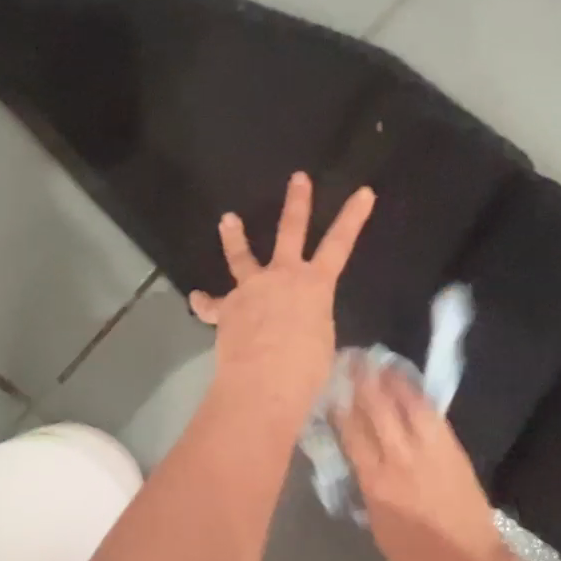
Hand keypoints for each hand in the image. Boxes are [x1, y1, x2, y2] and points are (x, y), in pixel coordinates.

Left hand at [189, 172, 374, 415]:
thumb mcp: (322, 341)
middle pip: (291, 231)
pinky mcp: (225, 309)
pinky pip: (211, 305)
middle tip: (297, 178)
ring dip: (234, 238)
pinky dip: (204, 303)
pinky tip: (197, 299)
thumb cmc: (306, 368)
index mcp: (315, 285)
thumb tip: (298, 322)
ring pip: (241, 257)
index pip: (340, 244)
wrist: (263, 382)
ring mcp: (250, 290)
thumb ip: (312, 321)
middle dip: (296, 203)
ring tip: (227, 219)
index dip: (353, 217)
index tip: (363, 191)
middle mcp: (282, 277)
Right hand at [333, 368, 510, 560]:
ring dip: (394, 381)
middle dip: (365, 381)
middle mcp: (401, 458)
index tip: (331, 387)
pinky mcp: (453, 449)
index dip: (341, 407)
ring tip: (382, 363)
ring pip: (408, 405)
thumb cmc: (416, 560)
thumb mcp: (378, 527)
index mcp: (376, 483)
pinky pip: (432, 416)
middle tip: (354, 358)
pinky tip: (411, 387)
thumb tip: (361, 463)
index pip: (352, 433)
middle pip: (378, 409)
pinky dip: (419, 397)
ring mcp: (430, 450)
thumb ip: (368, 489)